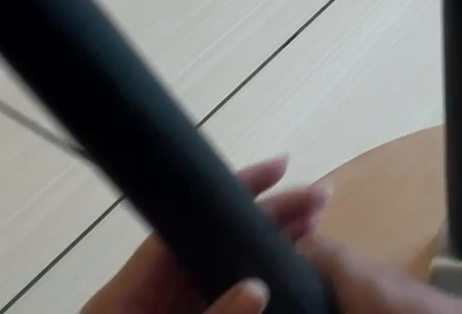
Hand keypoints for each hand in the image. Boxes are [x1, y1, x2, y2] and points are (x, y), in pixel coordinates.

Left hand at [84, 158, 461, 313]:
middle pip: (220, 230)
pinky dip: (274, 267)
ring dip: (280, 234)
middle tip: (327, 194)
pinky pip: (241, 284)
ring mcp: (186, 302)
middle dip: (275, 207)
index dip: (238, 184)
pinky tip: (307, 254)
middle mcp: (158, 290)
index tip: (285, 162)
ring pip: (236, 257)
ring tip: (324, 215)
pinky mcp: (208, 311)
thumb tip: (254, 287)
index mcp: (135, 292)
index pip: (187, 216)